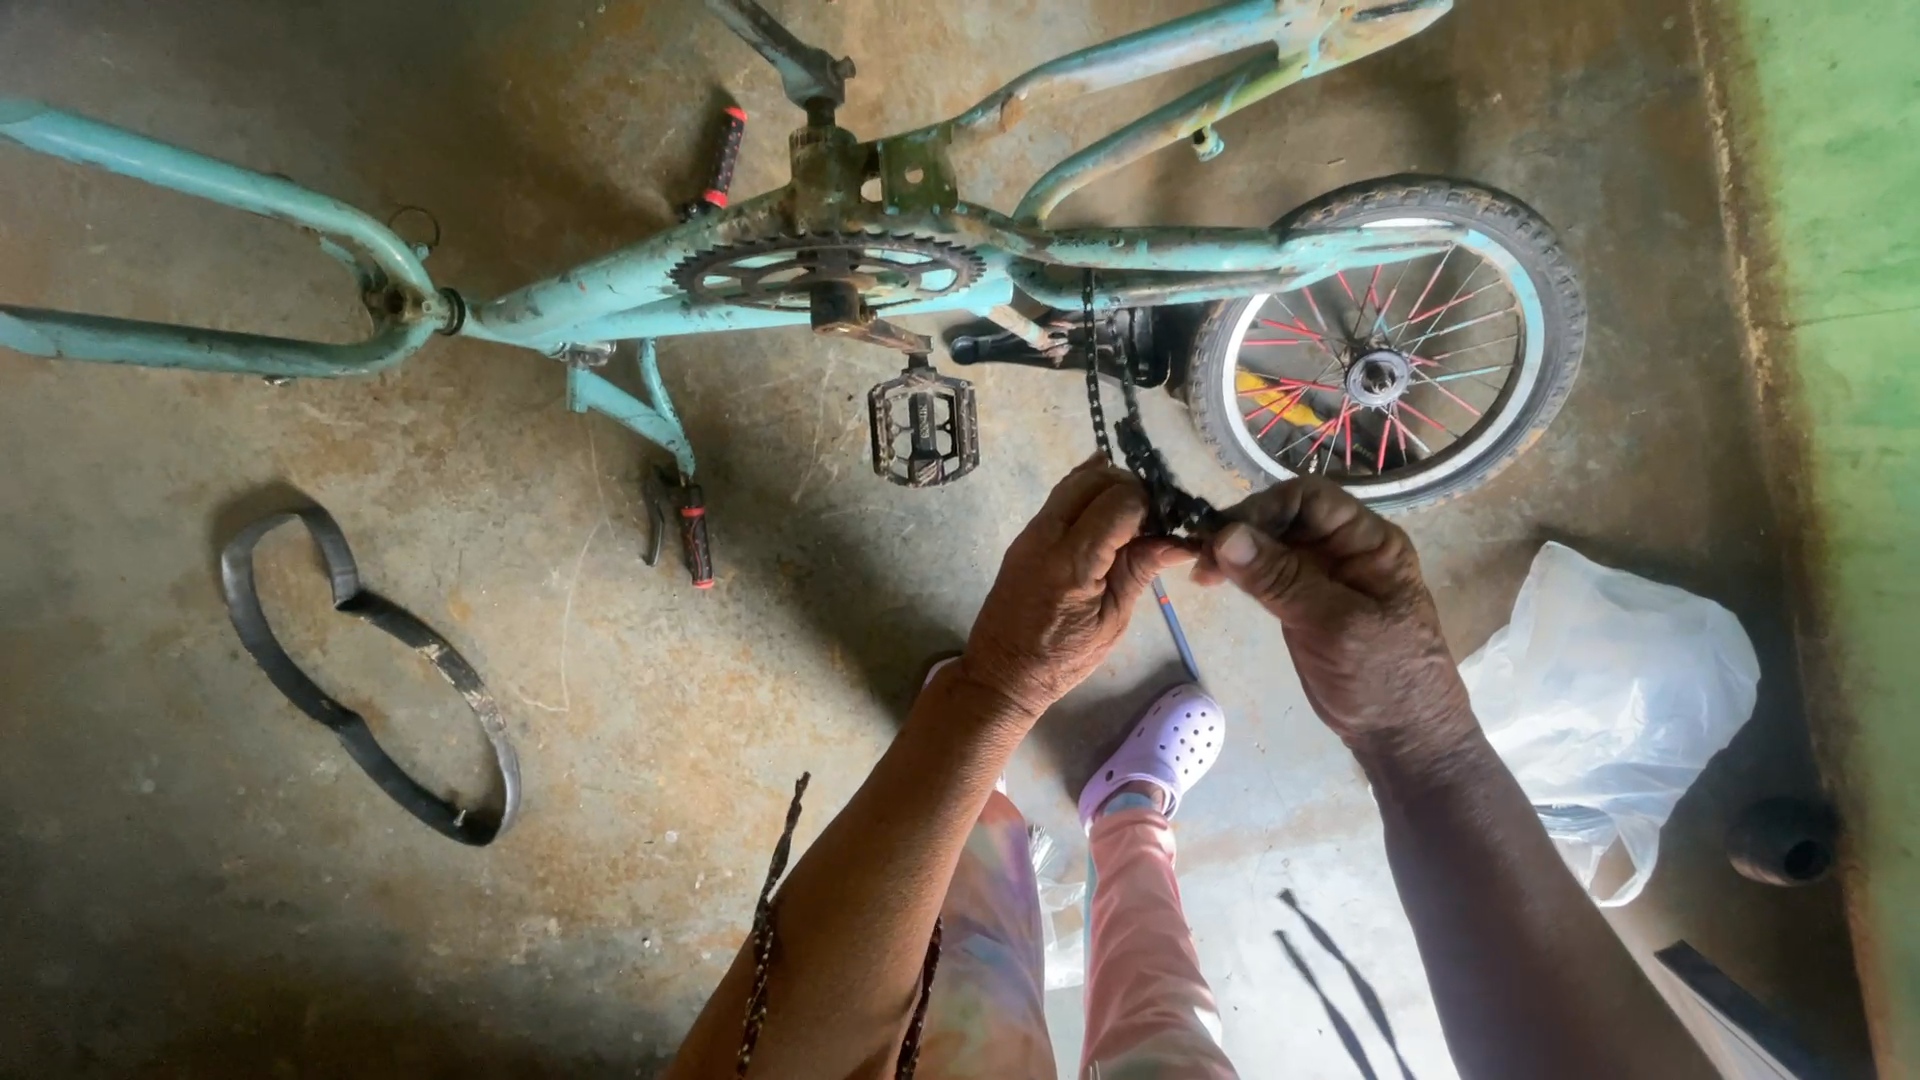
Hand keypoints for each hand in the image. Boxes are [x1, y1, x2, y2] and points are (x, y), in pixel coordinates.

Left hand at [959, 458, 1193, 721]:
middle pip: (1095, 479)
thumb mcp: (1112, 621)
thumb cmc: (1062, 659)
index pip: (1119, 503)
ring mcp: (1031, 532)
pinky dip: (1086, 494)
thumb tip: (1180, 540)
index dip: (1148, 506)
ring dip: (1107, 486)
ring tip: (1130, 518)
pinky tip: (1107, 512)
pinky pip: (1060, 497)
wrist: (1002, 671)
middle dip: (1129, 488)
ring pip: (1074, 481)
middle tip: (1149, 518)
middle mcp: (1046, 536)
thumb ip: (1140, 570)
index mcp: (1072, 563)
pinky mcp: (1025, 535)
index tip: (1163, 526)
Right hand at [1193, 478, 1475, 763]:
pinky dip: (1237, 571)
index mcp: (1369, 542)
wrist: (1399, 735)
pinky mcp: (1301, 599)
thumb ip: (1280, 578)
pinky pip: (1265, 570)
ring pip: (1269, 542)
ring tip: (1201, 572)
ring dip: (1233, 550)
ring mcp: (1321, 574)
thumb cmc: (1382, 677)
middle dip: (1241, 529)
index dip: (1264, 508)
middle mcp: (1345, 549)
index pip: (1310, 498)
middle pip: (1285, 516)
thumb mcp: (1333, 623)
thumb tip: (1224, 535)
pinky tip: (1214, 581)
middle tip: (1201, 557)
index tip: (1223, 535)